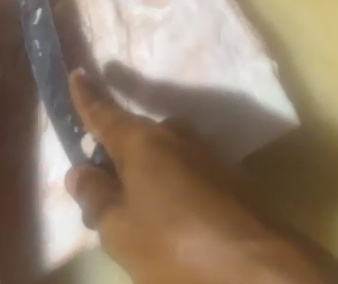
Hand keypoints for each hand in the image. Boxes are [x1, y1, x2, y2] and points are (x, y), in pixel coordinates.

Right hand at [66, 72, 337, 283]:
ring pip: (162, 158)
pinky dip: (171, 189)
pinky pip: (185, 174)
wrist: (258, 265)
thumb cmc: (176, 243)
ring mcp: (206, 153)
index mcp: (141, 140)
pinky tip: (171, 220)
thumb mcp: (120, 231)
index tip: (78, 72)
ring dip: (147, 178)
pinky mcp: (229, 176)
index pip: (105, 113)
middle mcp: (174, 134)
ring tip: (137, 216)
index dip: (88, 97)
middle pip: (134, 139)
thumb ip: (96, 199)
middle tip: (103, 190)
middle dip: (117, 157)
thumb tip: (80, 171)